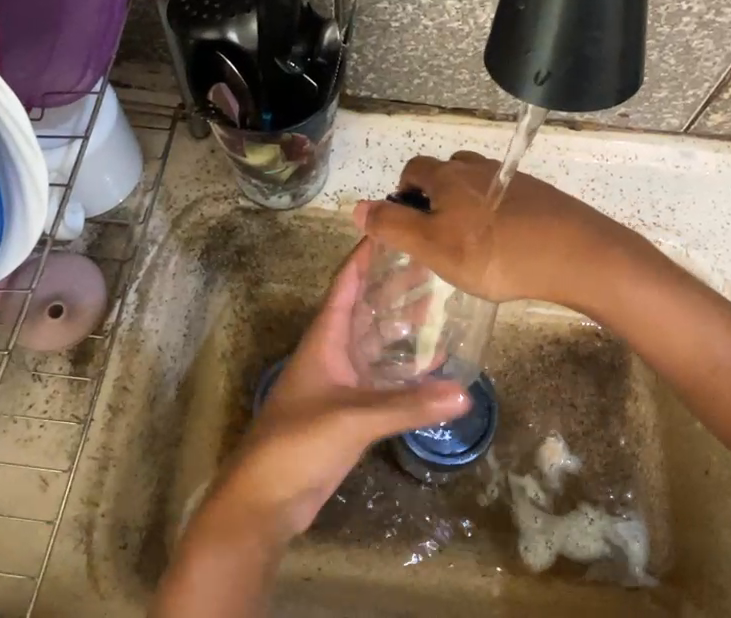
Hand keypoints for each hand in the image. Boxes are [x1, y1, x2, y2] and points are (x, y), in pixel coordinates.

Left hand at [195, 243, 469, 542]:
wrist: (266, 499)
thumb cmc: (297, 443)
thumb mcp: (353, 418)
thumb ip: (408, 406)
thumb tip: (464, 394)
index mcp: (324, 339)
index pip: (346, 285)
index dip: (365, 257)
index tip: (393, 230)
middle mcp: (334, 353)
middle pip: (367, 310)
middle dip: (396, 288)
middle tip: (434, 266)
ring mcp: (342, 384)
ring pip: (376, 344)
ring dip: (403, 326)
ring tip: (440, 305)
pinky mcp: (350, 412)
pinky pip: (383, 379)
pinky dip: (407, 370)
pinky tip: (434, 366)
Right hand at [355, 150, 639, 305]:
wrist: (575, 253)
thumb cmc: (494, 253)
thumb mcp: (432, 247)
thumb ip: (392, 226)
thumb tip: (357, 207)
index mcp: (448, 176)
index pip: (413, 169)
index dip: (402, 192)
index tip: (407, 224)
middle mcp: (479, 169)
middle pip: (447, 172)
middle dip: (435, 197)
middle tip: (437, 236)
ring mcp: (514, 179)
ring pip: (478, 184)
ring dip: (467, 205)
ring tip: (470, 243)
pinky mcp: (541, 196)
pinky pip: (507, 198)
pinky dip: (497, 215)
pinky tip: (506, 246)